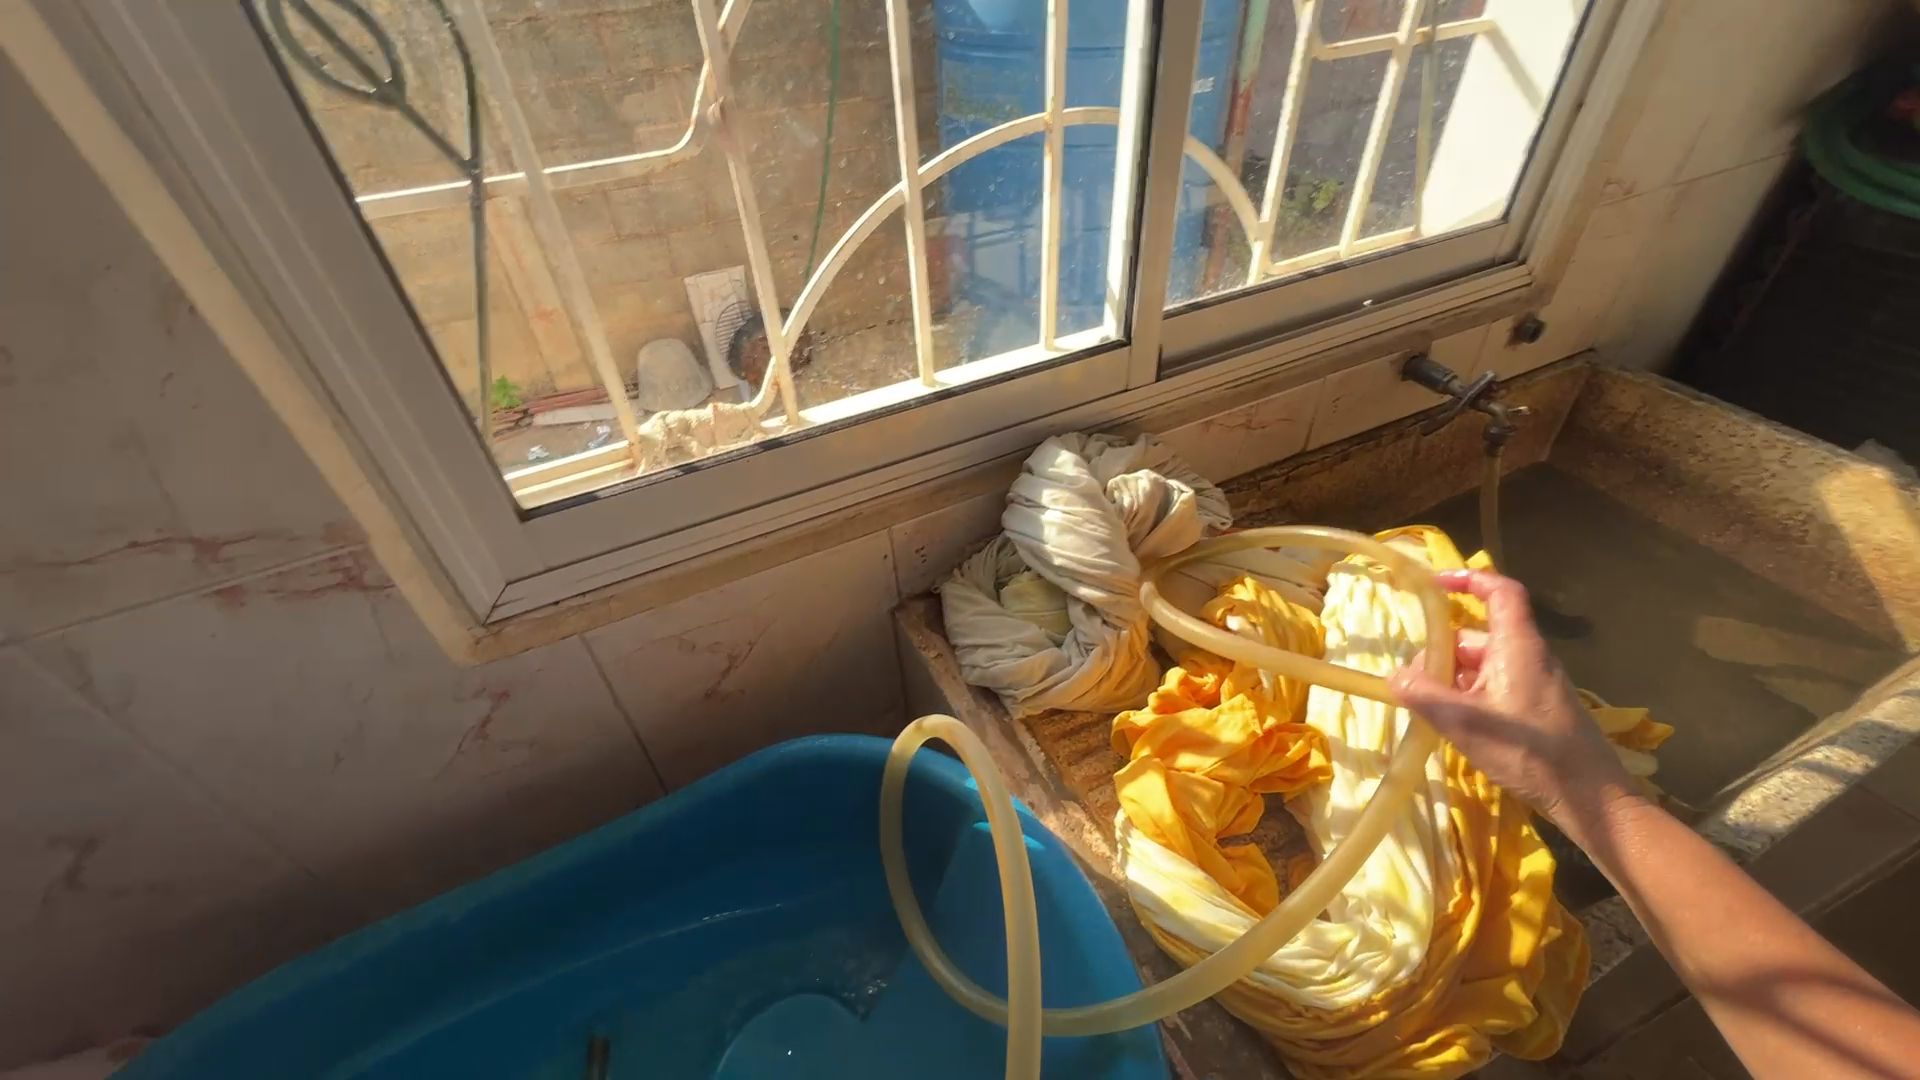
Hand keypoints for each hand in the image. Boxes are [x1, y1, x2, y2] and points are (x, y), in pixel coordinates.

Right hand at [1388, 569, 1638, 841]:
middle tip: (1414, 682)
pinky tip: (1453, 724)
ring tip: (1430, 709)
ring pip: (1480, 664)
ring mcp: (1534, 683)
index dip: (1468, 580)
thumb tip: (1394, 677)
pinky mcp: (1535, 707)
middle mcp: (1529, 657)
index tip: (1433, 585)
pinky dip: (1466, 695)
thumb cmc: (1531, 753)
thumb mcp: (1464, 723)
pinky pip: (1491, 686)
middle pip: (1476, 635)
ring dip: (1450, 679)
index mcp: (1518, 647)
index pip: (1500, 592)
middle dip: (1440, 652)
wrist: (1592, 801)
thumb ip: (1423, 695)